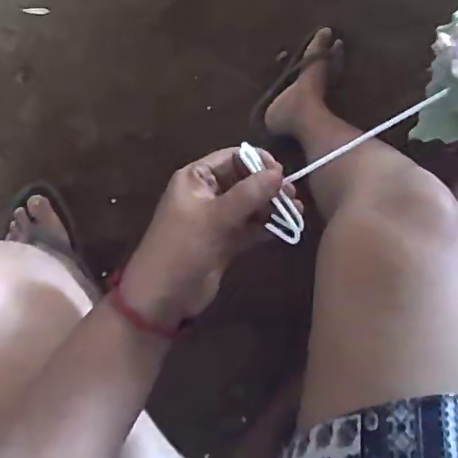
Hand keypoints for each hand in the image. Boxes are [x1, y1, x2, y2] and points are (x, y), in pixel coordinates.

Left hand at [118, 146, 294, 327]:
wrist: (161, 299)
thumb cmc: (182, 249)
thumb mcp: (214, 218)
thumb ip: (248, 194)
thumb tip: (279, 173)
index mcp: (196, 178)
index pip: (233, 157)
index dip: (258, 162)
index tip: (282, 174)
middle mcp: (207, 193)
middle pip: (245, 180)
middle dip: (269, 185)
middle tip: (292, 195)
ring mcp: (217, 218)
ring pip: (250, 204)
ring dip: (272, 206)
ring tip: (295, 212)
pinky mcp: (225, 241)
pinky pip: (251, 226)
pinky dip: (267, 225)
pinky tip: (286, 227)